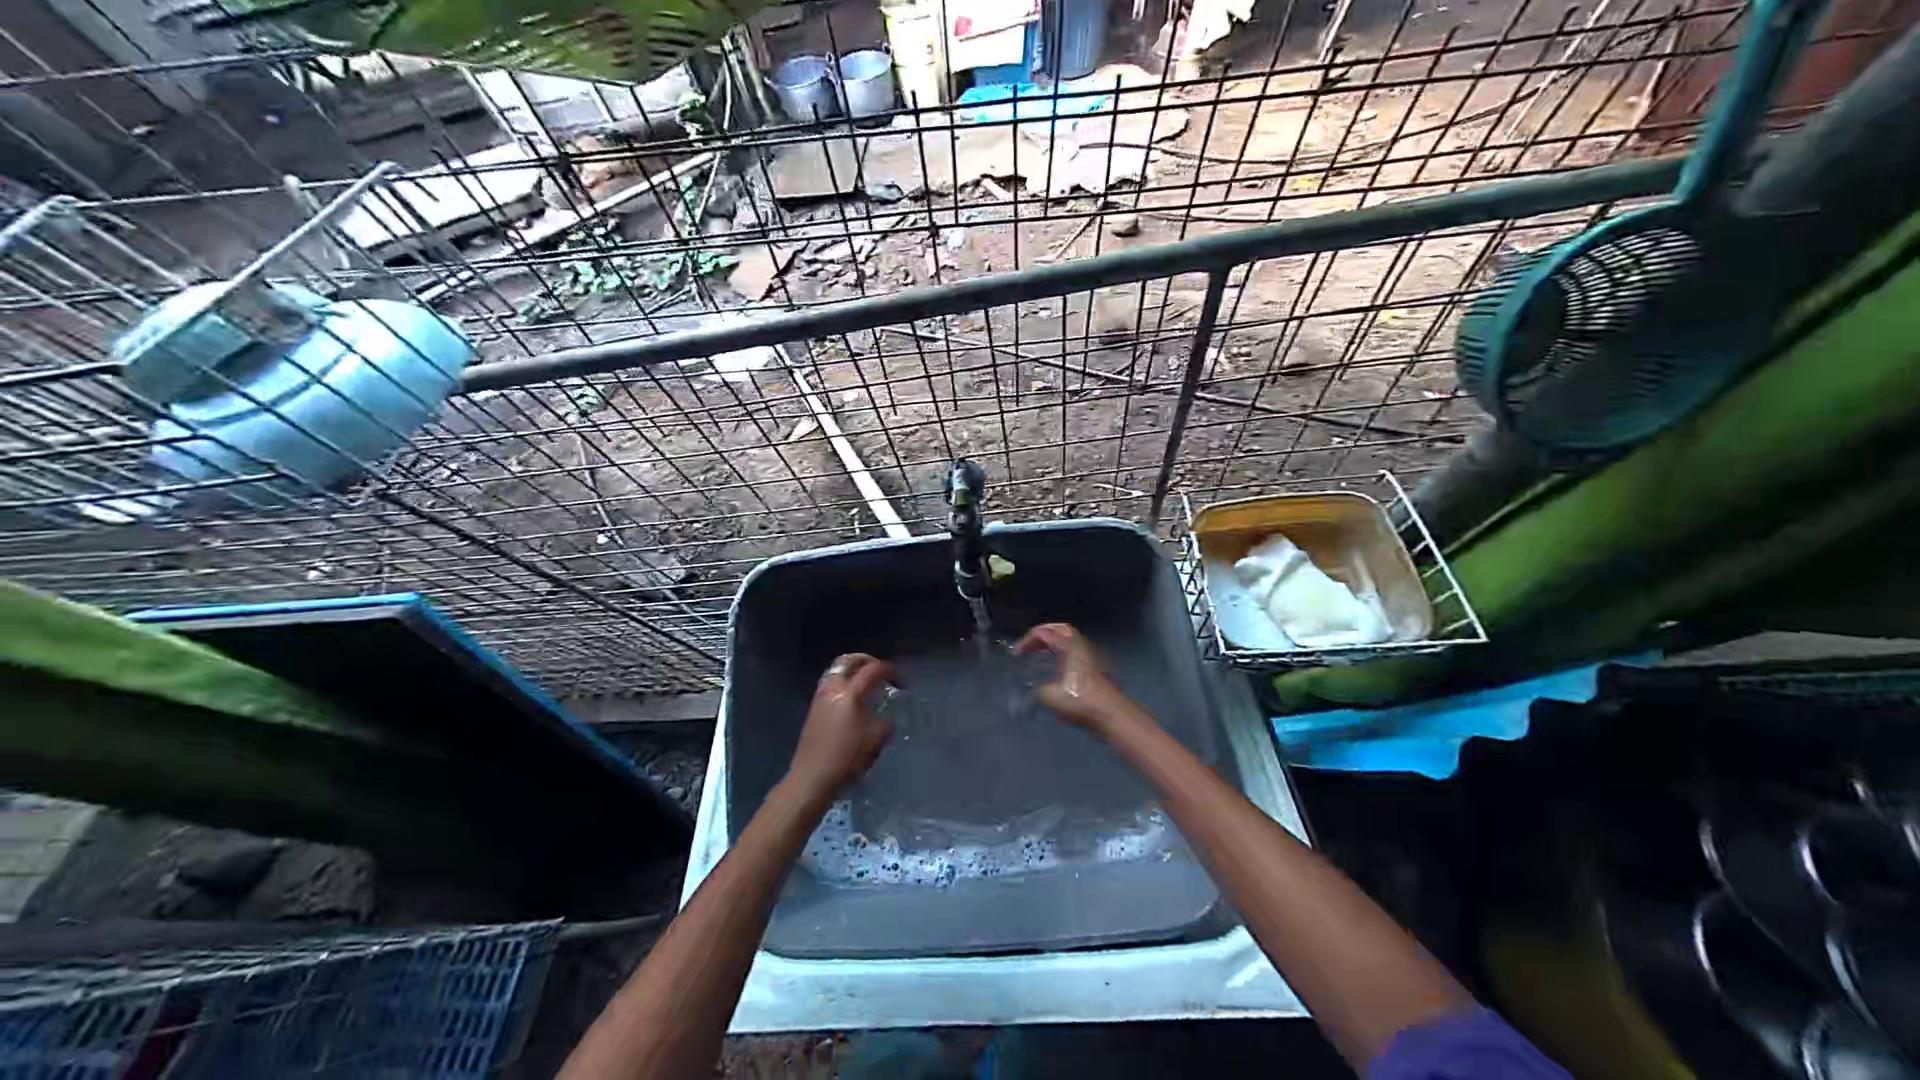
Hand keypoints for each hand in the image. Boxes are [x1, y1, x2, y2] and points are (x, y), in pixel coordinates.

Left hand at [786, 653, 896, 797]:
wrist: (812, 777)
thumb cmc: (847, 758)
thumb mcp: (876, 740)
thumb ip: (886, 722)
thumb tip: (888, 715)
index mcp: (851, 693)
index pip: (874, 670)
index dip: (891, 671)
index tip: (902, 682)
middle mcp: (833, 688)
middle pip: (849, 660)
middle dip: (867, 660)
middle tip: (881, 670)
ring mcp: (820, 697)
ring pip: (836, 670)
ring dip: (853, 669)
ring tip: (866, 681)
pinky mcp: (814, 708)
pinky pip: (830, 683)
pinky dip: (843, 681)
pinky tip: (852, 697)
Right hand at [1014, 623, 1144, 734]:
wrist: (1110, 711)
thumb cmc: (1080, 699)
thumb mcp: (1051, 696)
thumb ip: (1039, 690)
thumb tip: (1037, 691)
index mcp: (1068, 646)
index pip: (1044, 633)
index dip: (1027, 640)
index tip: (1017, 653)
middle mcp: (1080, 645)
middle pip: (1060, 629)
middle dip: (1043, 633)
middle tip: (1030, 643)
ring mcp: (1090, 655)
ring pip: (1070, 639)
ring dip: (1054, 641)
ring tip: (1041, 651)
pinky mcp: (1095, 667)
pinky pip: (1076, 650)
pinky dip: (1063, 651)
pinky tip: (1057, 665)